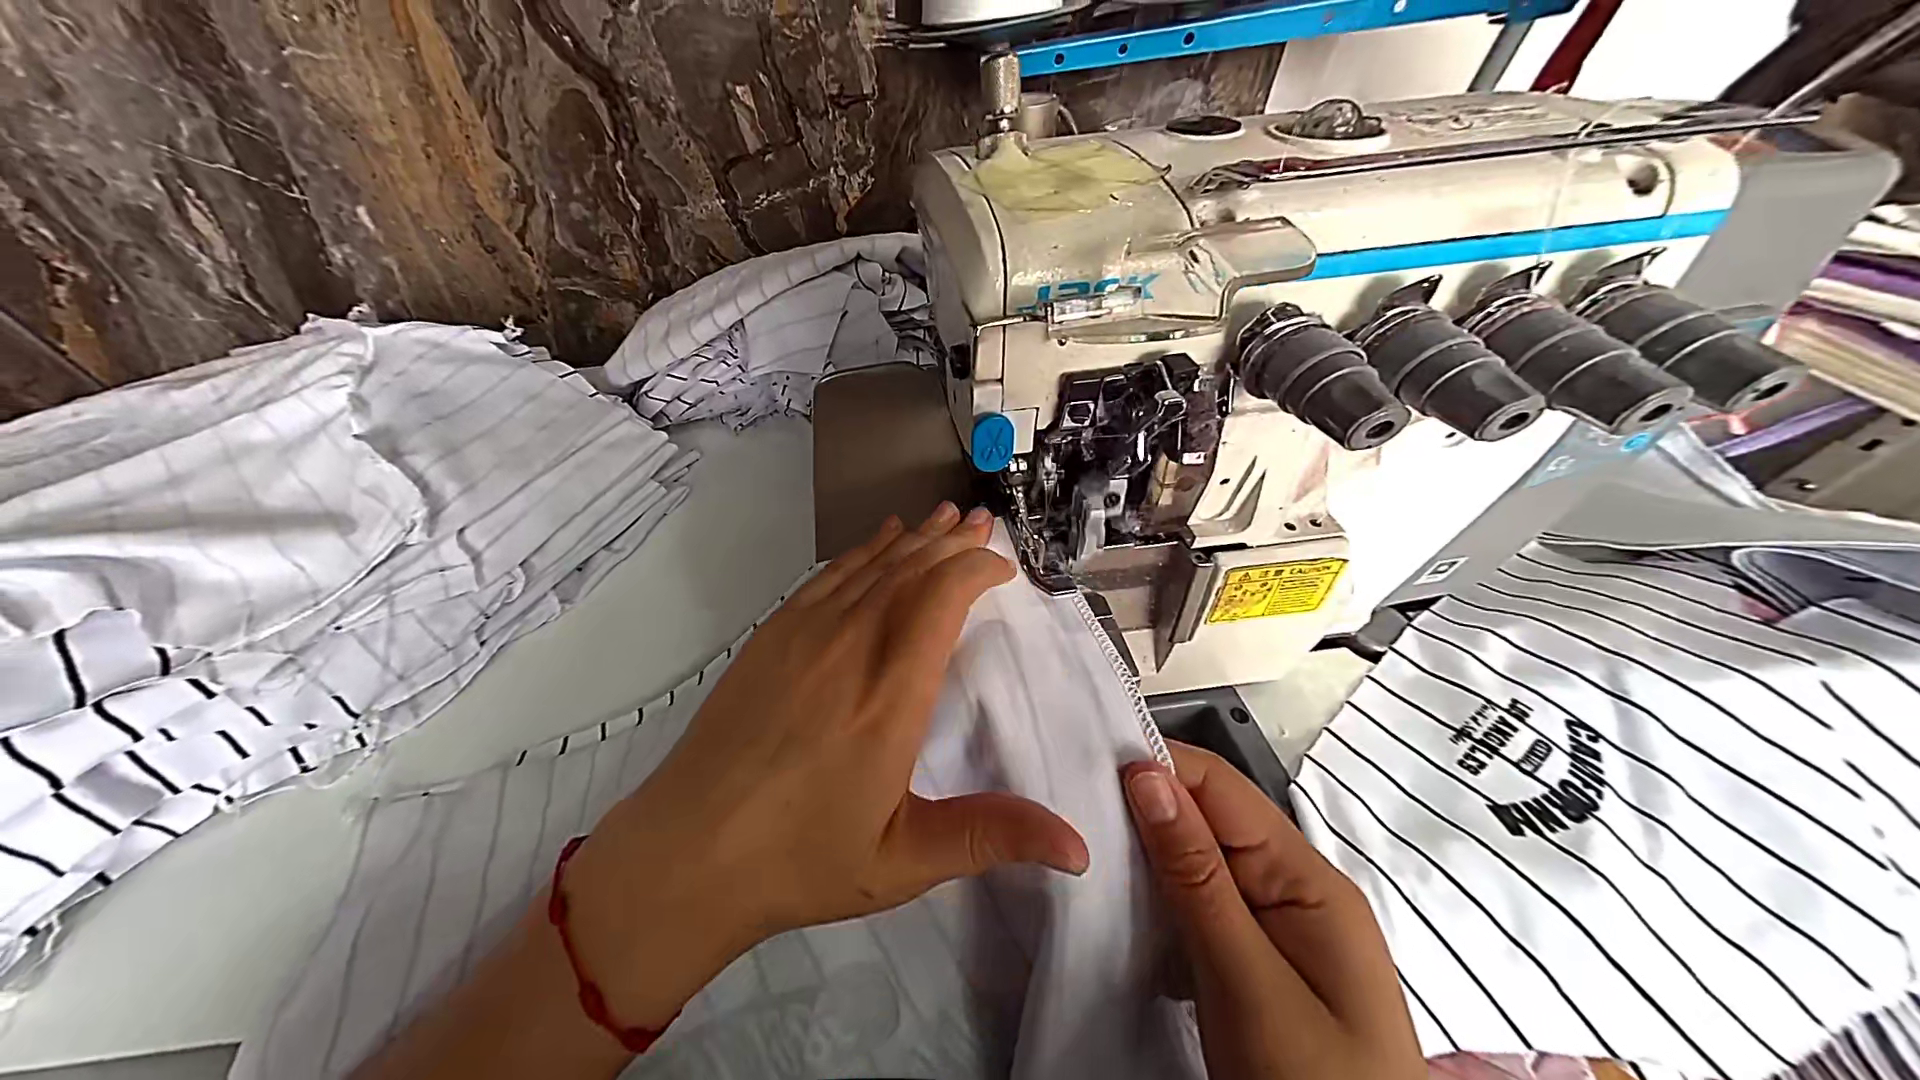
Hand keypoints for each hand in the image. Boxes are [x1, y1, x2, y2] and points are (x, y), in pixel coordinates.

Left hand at [564, 503, 1091, 1030]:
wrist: (686, 854)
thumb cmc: (801, 858)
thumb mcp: (906, 860)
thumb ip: (992, 836)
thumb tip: (1083, 849)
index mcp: (891, 695)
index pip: (942, 600)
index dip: (976, 569)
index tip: (1003, 568)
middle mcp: (851, 648)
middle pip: (911, 569)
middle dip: (953, 541)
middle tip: (984, 524)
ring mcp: (804, 635)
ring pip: (872, 564)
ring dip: (914, 537)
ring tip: (946, 517)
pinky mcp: (771, 636)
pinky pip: (829, 576)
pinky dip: (863, 550)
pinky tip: (880, 540)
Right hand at [1122, 742, 1422, 1079]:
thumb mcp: (1248, 984)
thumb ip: (1197, 877)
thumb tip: (1147, 777)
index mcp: (1307, 878)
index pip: (1222, 787)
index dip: (1159, 766)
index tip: (1089, 769)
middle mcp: (1295, 885)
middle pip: (1212, 816)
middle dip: (1148, 807)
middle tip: (1078, 810)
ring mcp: (1278, 920)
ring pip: (1201, 858)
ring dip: (1150, 852)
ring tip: (1092, 849)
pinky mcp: (1257, 952)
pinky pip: (1202, 899)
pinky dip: (1162, 894)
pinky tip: (1127, 903)